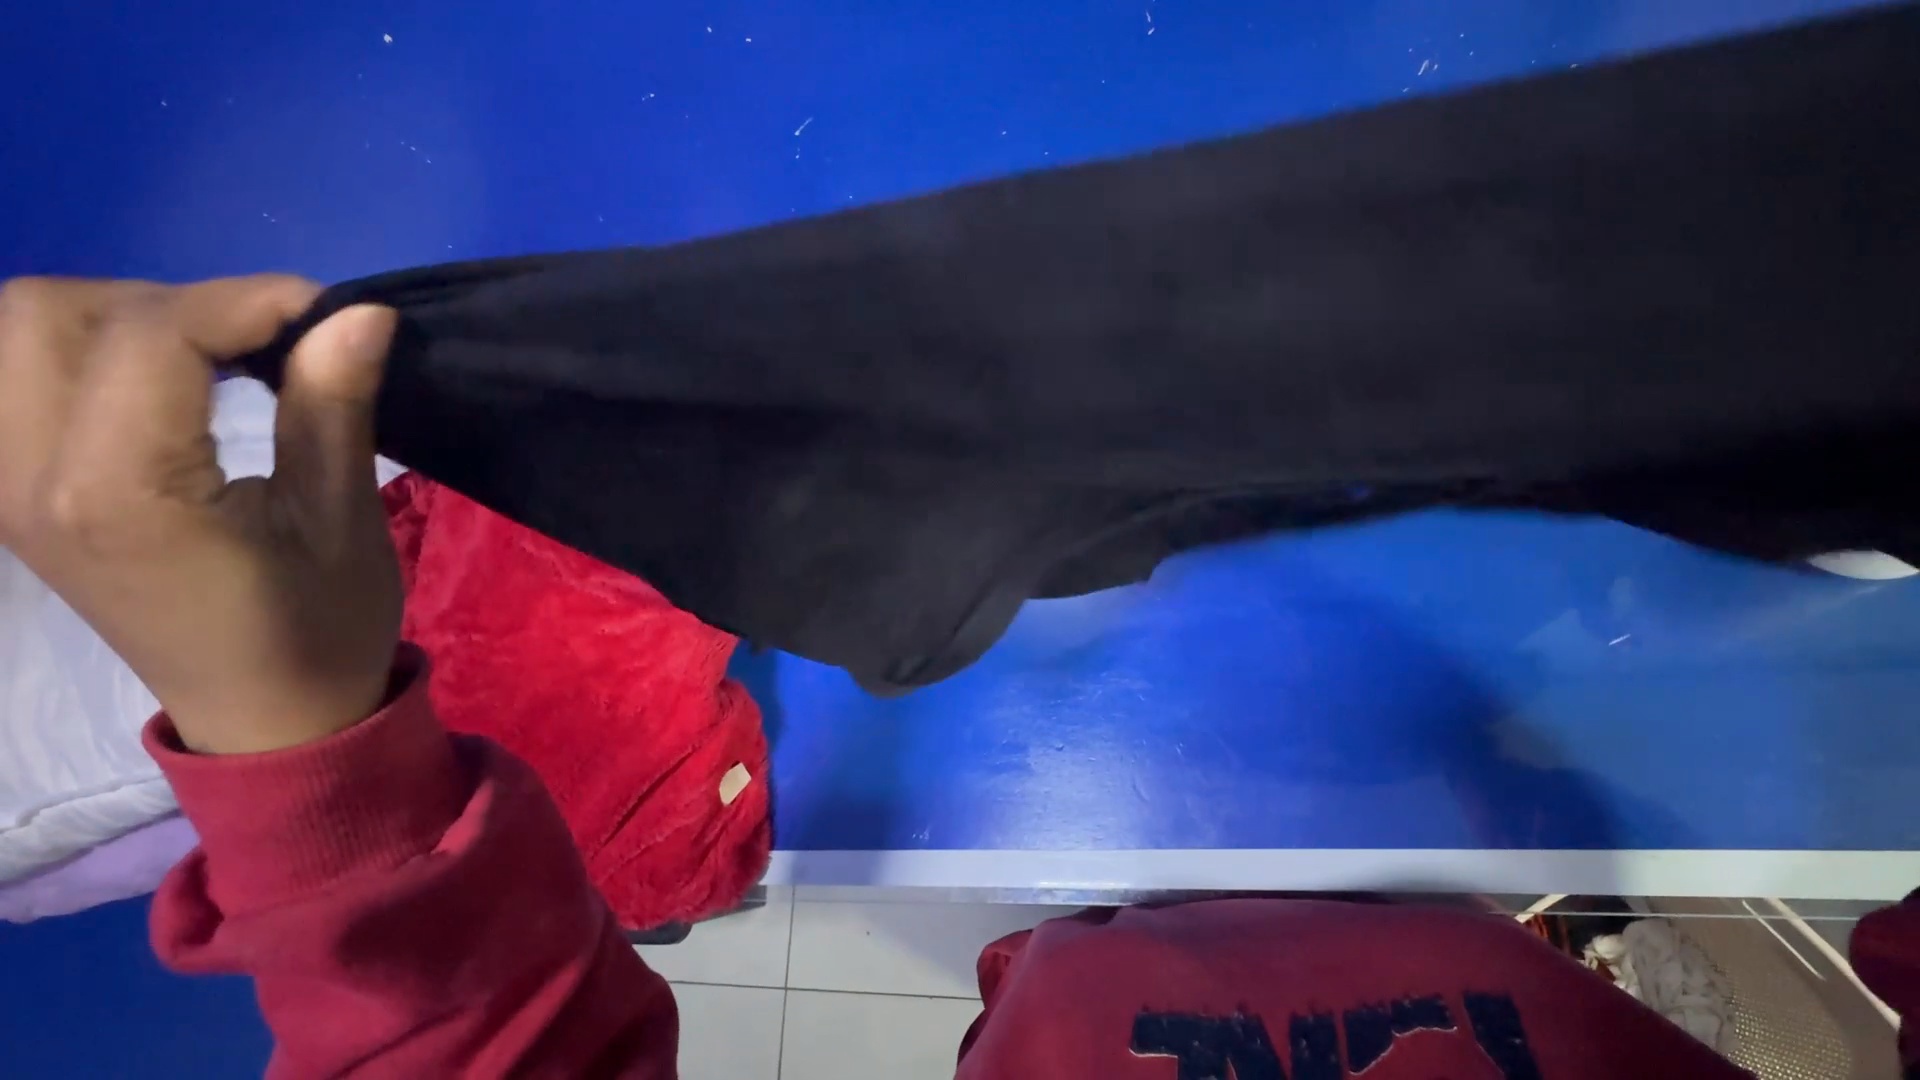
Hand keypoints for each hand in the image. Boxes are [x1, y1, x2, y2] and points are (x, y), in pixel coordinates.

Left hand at [0, 275, 402, 753]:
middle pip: (47, 313)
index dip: (247, 300)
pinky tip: (172, 383)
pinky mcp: (12, 491)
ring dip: (122, 318)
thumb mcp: (344, 521)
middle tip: (270, 340)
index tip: (331, 310)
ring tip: (221, 356)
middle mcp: (26, 477)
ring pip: (14, 333)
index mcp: (121, 493)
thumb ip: (332, 408)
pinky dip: (91, 351)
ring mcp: (2, 485)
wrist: (270, 717)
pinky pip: (15, 377)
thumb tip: (359, 315)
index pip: (151, 337)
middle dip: (173, 302)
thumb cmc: (324, 626)